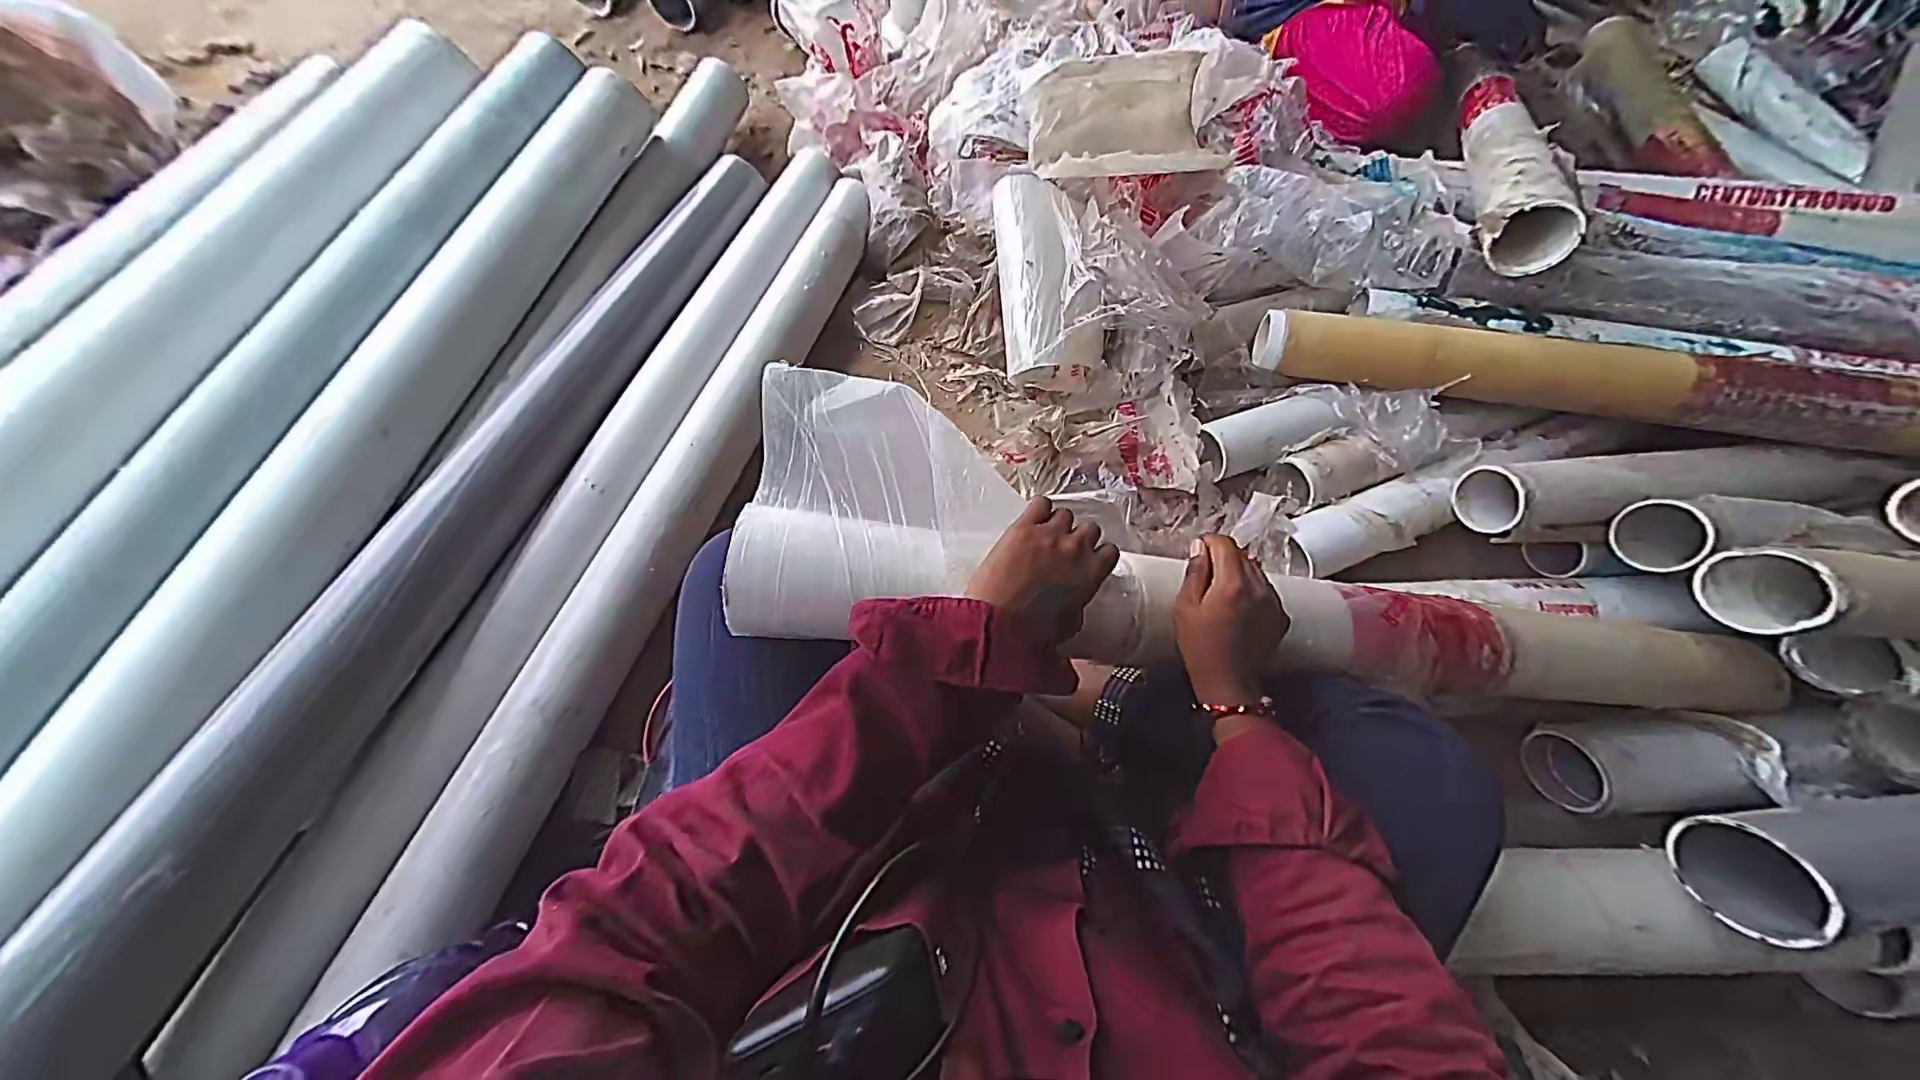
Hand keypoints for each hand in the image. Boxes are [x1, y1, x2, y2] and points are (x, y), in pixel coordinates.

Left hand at [966, 497, 1120, 643]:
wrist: (999, 623)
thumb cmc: (1033, 630)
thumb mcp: (1070, 623)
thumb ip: (1078, 603)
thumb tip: (1074, 600)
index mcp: (1092, 573)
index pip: (1110, 551)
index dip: (1097, 554)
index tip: (1088, 558)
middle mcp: (1076, 548)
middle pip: (1089, 528)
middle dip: (1078, 537)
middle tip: (1063, 549)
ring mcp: (1050, 534)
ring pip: (1065, 514)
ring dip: (1057, 524)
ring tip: (1044, 537)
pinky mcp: (1024, 527)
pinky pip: (1040, 503)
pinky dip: (1039, 509)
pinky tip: (1032, 521)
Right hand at [1175, 535, 1288, 708]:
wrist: (1228, 681)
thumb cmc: (1200, 646)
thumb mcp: (1185, 607)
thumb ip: (1195, 572)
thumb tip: (1201, 547)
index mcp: (1233, 584)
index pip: (1225, 544)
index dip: (1209, 544)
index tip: (1199, 553)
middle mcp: (1259, 588)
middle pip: (1242, 555)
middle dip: (1223, 559)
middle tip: (1206, 579)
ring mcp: (1274, 602)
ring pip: (1255, 571)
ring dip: (1239, 574)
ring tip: (1222, 596)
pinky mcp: (1280, 615)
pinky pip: (1265, 590)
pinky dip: (1252, 591)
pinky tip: (1237, 609)